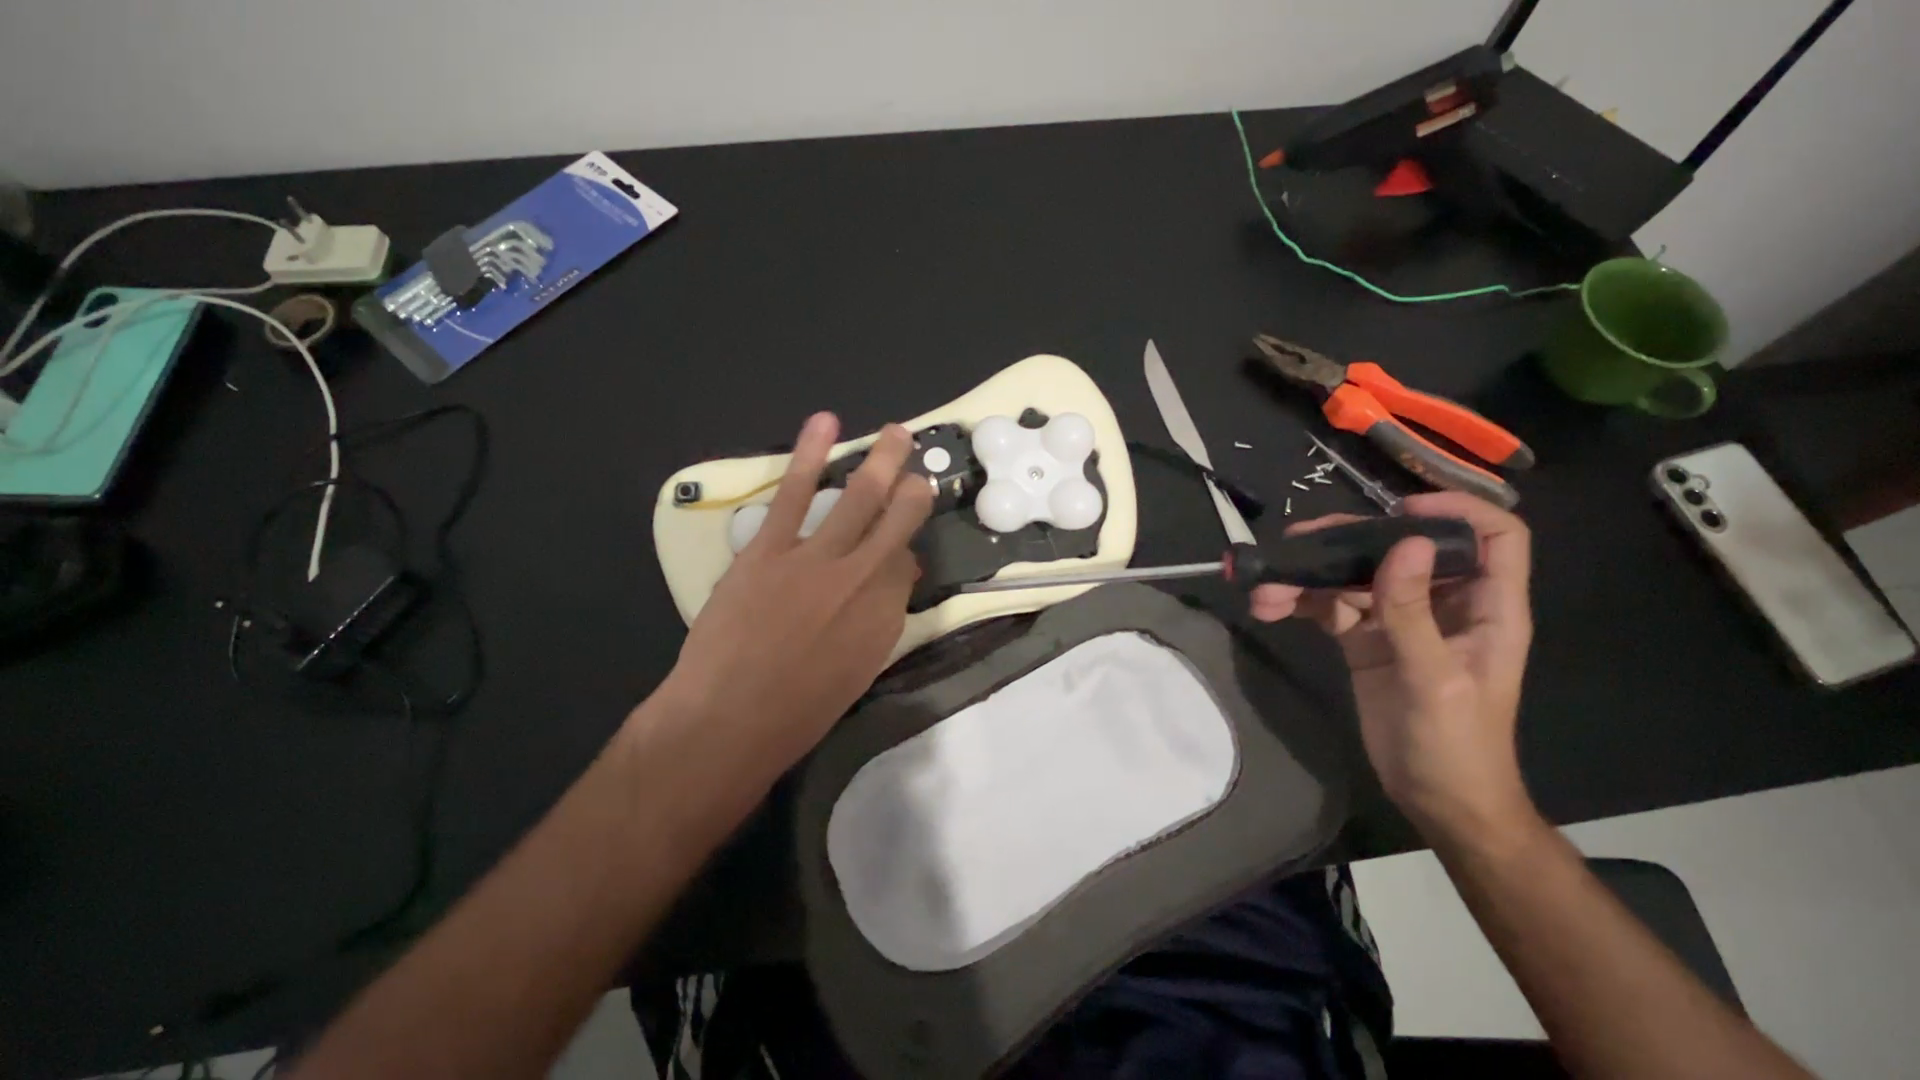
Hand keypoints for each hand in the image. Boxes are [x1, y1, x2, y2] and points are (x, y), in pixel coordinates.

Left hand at [659, 414, 933, 768]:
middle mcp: (865, 580)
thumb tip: (887, 588)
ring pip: (860, 498)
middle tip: (920, 470)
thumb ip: (876, 624)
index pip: (906, 565)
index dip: (903, 549)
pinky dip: (810, 454)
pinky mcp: (770, 549)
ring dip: (882, 461)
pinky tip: (824, 424)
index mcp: (887, 617)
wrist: (729, 719)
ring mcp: (818, 560)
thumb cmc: (794, 714)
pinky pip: (794, 493)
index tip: (898, 545)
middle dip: (913, 490)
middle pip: (899, 522)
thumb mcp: (854, 674)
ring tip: (896, 433)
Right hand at [1250, 492, 1535, 840]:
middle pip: (1404, 548)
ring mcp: (1402, 621)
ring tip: (1267, 587)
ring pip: (1358, 576)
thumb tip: (1406, 544)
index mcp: (1487, 606)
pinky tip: (1270, 607)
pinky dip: (1301, 603)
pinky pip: (1333, 608)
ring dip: (1311, 576)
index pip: (1493, 536)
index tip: (1401, 510)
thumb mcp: (1436, 679)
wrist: (1438, 803)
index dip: (1457, 511)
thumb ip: (1414, 612)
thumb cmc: (1457, 745)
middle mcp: (1445, 603)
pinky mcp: (1367, 642)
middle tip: (1299, 541)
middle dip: (1352, 539)